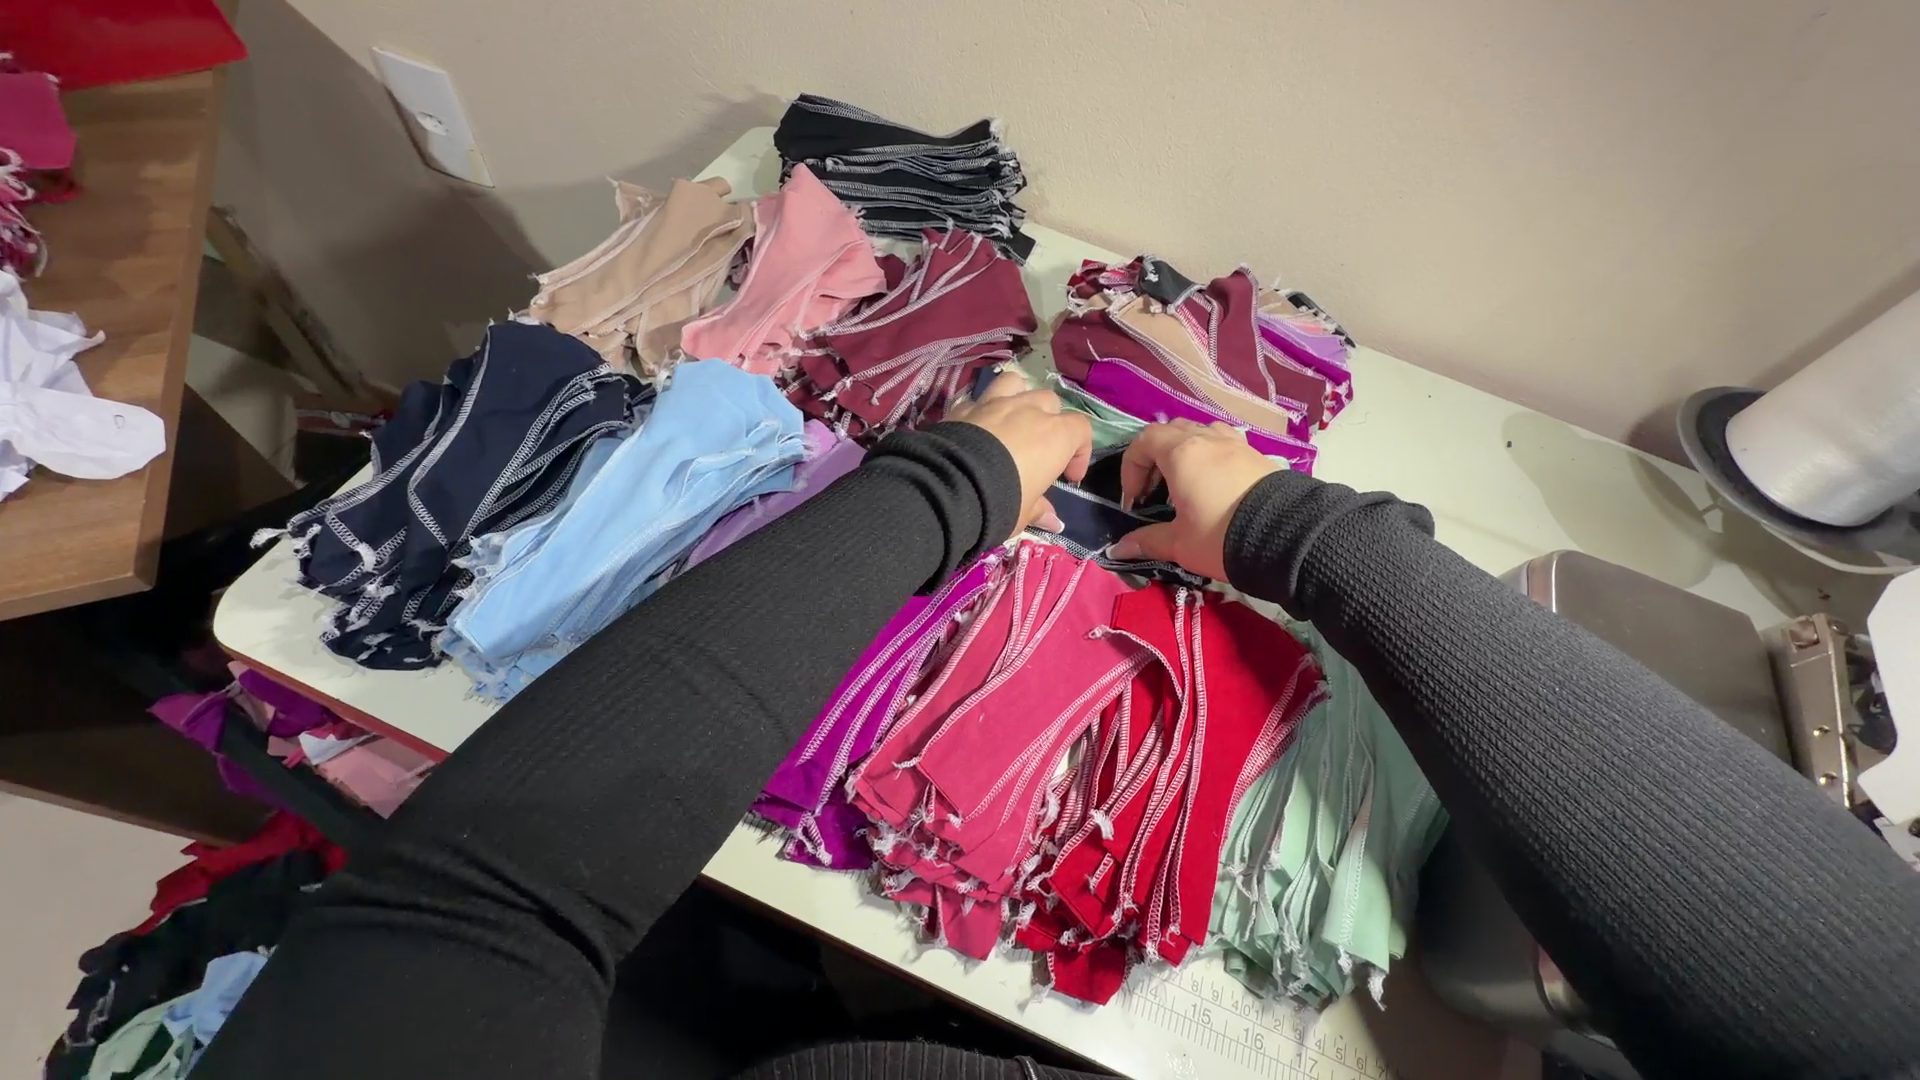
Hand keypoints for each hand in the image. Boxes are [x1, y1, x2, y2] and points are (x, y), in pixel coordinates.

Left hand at [948, 369, 1092, 537]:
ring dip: (1019, 398)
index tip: (1068, 477)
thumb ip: (1040, 511)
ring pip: (1016, 384)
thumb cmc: (1001, 500)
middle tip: (1040, 451)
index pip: (1081, 429)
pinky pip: (979, 398)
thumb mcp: (1024, 512)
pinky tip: (977, 426)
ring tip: (1012, 421)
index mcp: (1055, 435)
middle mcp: (1029, 410)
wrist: (950, 487)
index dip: (1080, 452)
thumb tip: (1053, 521)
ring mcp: (995, 402)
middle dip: (1050, 422)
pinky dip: (983, 408)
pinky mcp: (964, 406)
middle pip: (1050, 403)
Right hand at [1108, 420, 1279, 579]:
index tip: (1135, 499)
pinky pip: (1223, 443)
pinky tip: (1213, 485)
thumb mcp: (1180, 544)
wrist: (1289, 538)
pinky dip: (1209, 456)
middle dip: (1155, 456)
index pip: (1144, 441)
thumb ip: (1147, 541)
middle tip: (1155, 490)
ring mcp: (1236, 443)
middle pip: (1171, 431)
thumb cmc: (1222, 536)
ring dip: (1184, 452)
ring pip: (1200, 432)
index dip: (1131, 466)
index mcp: (1182, 453)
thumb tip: (1117, 550)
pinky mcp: (1257, 454)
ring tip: (1184, 483)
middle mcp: (1207, 439)